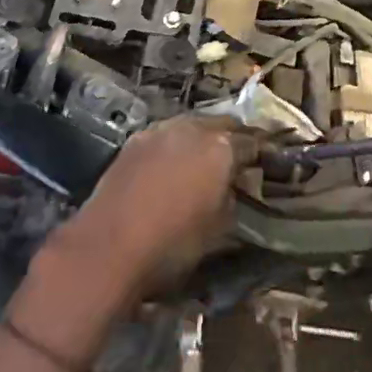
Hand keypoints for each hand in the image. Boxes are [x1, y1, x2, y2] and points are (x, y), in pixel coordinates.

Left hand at [59, 115, 256, 289]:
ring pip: (192, 125)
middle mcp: (194, 129)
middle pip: (223, 124)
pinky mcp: (135, 140)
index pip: (252, 141)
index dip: (261, 152)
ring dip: (203, 137)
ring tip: (205, 156)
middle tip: (239, 155)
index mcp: (222, 148)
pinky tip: (173, 162)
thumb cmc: (171, 244)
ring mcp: (161, 130)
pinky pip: (166, 135)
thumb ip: (232, 199)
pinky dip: (175, 144)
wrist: (106, 247)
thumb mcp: (218, 230)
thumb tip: (233, 188)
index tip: (266, 160)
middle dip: (233, 136)